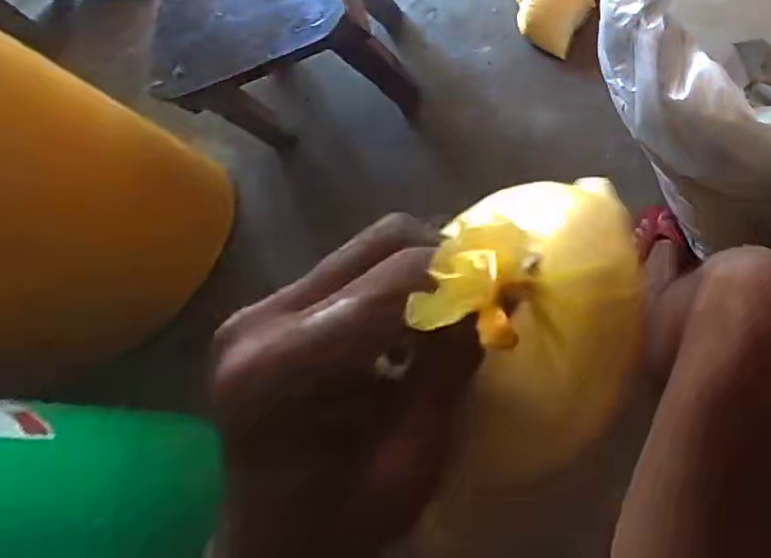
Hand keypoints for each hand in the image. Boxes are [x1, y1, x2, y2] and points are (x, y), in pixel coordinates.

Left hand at [210, 214, 479, 556]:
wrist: (275, 545)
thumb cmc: (345, 518)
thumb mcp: (414, 455)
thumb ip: (454, 363)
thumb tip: (504, 288)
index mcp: (278, 368)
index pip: (394, 282)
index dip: (462, 276)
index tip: (509, 287)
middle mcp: (261, 320)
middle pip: (384, 243)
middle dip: (448, 261)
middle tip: (484, 294)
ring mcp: (265, 306)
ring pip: (376, 242)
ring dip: (427, 265)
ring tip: (453, 307)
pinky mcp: (279, 302)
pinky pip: (361, 261)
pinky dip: (404, 276)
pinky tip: (418, 317)